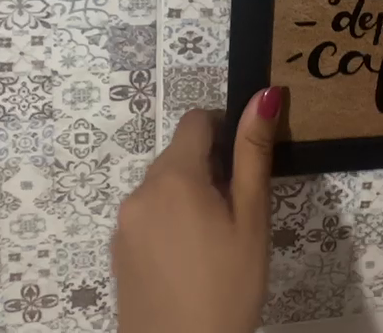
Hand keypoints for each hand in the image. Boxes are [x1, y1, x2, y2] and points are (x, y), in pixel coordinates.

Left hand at [111, 88, 280, 332]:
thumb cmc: (227, 288)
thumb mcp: (251, 218)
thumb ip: (253, 151)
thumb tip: (264, 94)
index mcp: (174, 176)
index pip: (197, 120)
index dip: (225, 132)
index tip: (243, 170)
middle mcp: (139, 192)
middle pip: (180, 153)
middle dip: (210, 167)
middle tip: (236, 213)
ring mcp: (124, 225)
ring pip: (164, 185)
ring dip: (189, 194)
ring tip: (215, 242)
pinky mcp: (118, 253)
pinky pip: (148, 214)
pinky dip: (170, 221)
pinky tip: (190, 262)